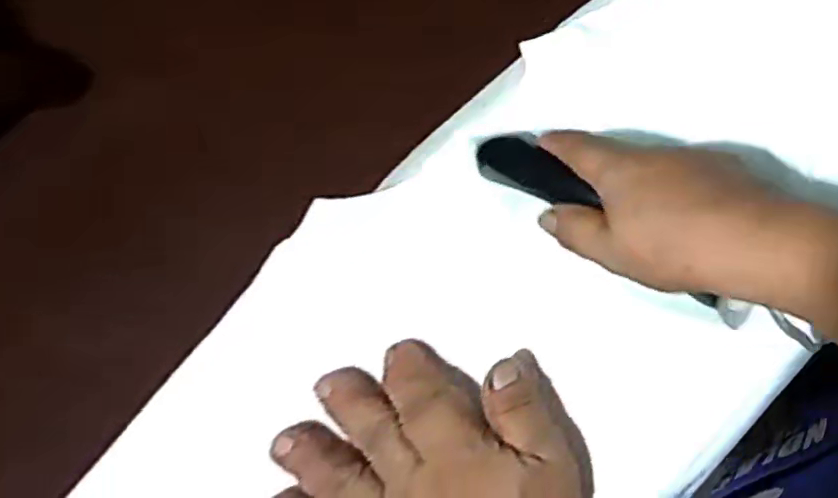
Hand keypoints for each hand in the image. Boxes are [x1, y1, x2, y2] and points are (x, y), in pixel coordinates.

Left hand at [270, 340, 590, 497]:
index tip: (397, 352)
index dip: (412, 375)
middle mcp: (414, 486)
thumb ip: (525, 413)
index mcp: (459, 455)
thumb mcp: (550, 461)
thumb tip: (504, 367)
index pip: (430, 403)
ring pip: (344, 485)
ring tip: (288, 438)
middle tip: (329, 382)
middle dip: (355, 407)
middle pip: (380, 438)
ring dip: (316, 459)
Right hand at [535, 132, 793, 296]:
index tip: (544, 140)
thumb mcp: (613, 251)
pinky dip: (680, 191)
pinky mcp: (726, 166)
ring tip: (651, 226)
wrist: (752, 238)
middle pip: (623, 157)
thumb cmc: (672, 248)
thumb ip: (578, 231)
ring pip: (660, 168)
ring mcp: (697, 157)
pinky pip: (690, 175)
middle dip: (607, 174)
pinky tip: (689, 220)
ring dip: (648, 185)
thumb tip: (551, 212)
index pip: (582, 148)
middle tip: (598, 204)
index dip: (559, 144)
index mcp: (624, 169)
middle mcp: (660, 153)